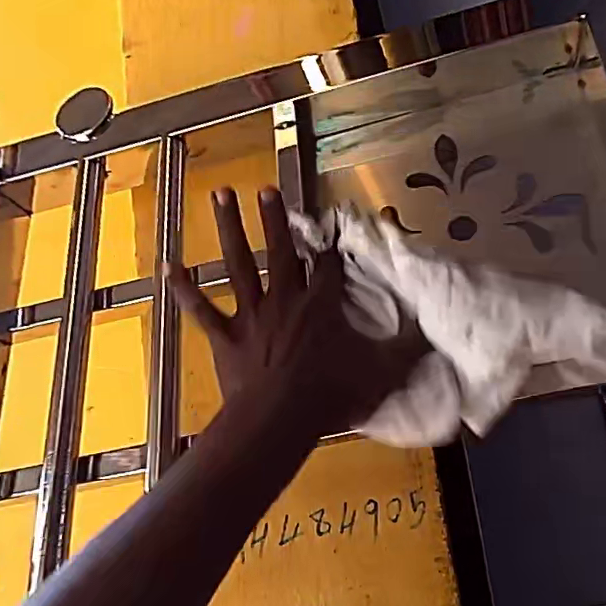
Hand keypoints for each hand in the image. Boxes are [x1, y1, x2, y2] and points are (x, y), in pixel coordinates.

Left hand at [166, 186, 429, 440]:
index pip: (332, 264)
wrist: (281, 418)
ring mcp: (251, 316)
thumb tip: (435, 338)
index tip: (342, 214)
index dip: (338, 239)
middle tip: (265, 187)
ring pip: (239, 264)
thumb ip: (407, 352)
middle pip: (279, 251)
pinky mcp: (226, 337)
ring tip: (221, 195)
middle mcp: (285, 300)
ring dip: (230, 229)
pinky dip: (187, 290)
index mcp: (321, 306)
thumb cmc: (332, 396)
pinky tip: (170, 268)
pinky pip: (203, 311)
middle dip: (273, 217)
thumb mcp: (381, 373)